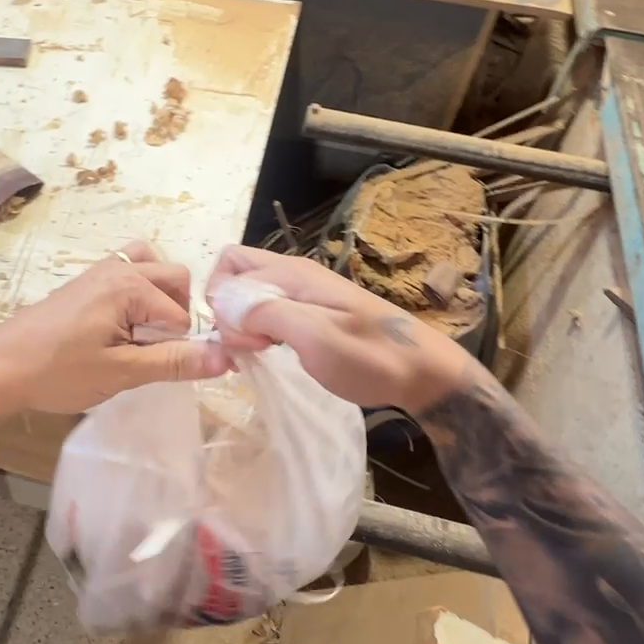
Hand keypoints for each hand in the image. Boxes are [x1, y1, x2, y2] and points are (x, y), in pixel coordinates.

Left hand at [0, 240, 227, 415]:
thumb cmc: (58, 371)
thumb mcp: (121, 373)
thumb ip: (175, 362)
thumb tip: (226, 358)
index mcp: (129, 284)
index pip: (182, 314)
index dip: (180, 344)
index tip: (159, 368)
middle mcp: (118, 267)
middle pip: (175, 277)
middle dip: (178, 312)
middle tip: (155, 349)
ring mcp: (99, 271)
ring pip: (152, 268)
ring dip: (160, 296)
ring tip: (146, 333)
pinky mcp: (86, 282)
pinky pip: (128, 272)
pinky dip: (138, 293)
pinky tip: (123, 326)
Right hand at [207, 244, 478, 412]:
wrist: (422, 372)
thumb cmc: (371, 357)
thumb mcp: (316, 337)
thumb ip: (267, 313)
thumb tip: (222, 303)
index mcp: (292, 273)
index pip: (230, 271)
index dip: (225, 307)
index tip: (249, 342)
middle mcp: (293, 274)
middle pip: (235, 272)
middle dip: (225, 307)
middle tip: (247, 346)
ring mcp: (302, 291)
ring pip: (248, 291)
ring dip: (240, 320)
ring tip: (258, 353)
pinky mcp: (309, 311)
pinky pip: (266, 308)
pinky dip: (256, 327)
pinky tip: (269, 351)